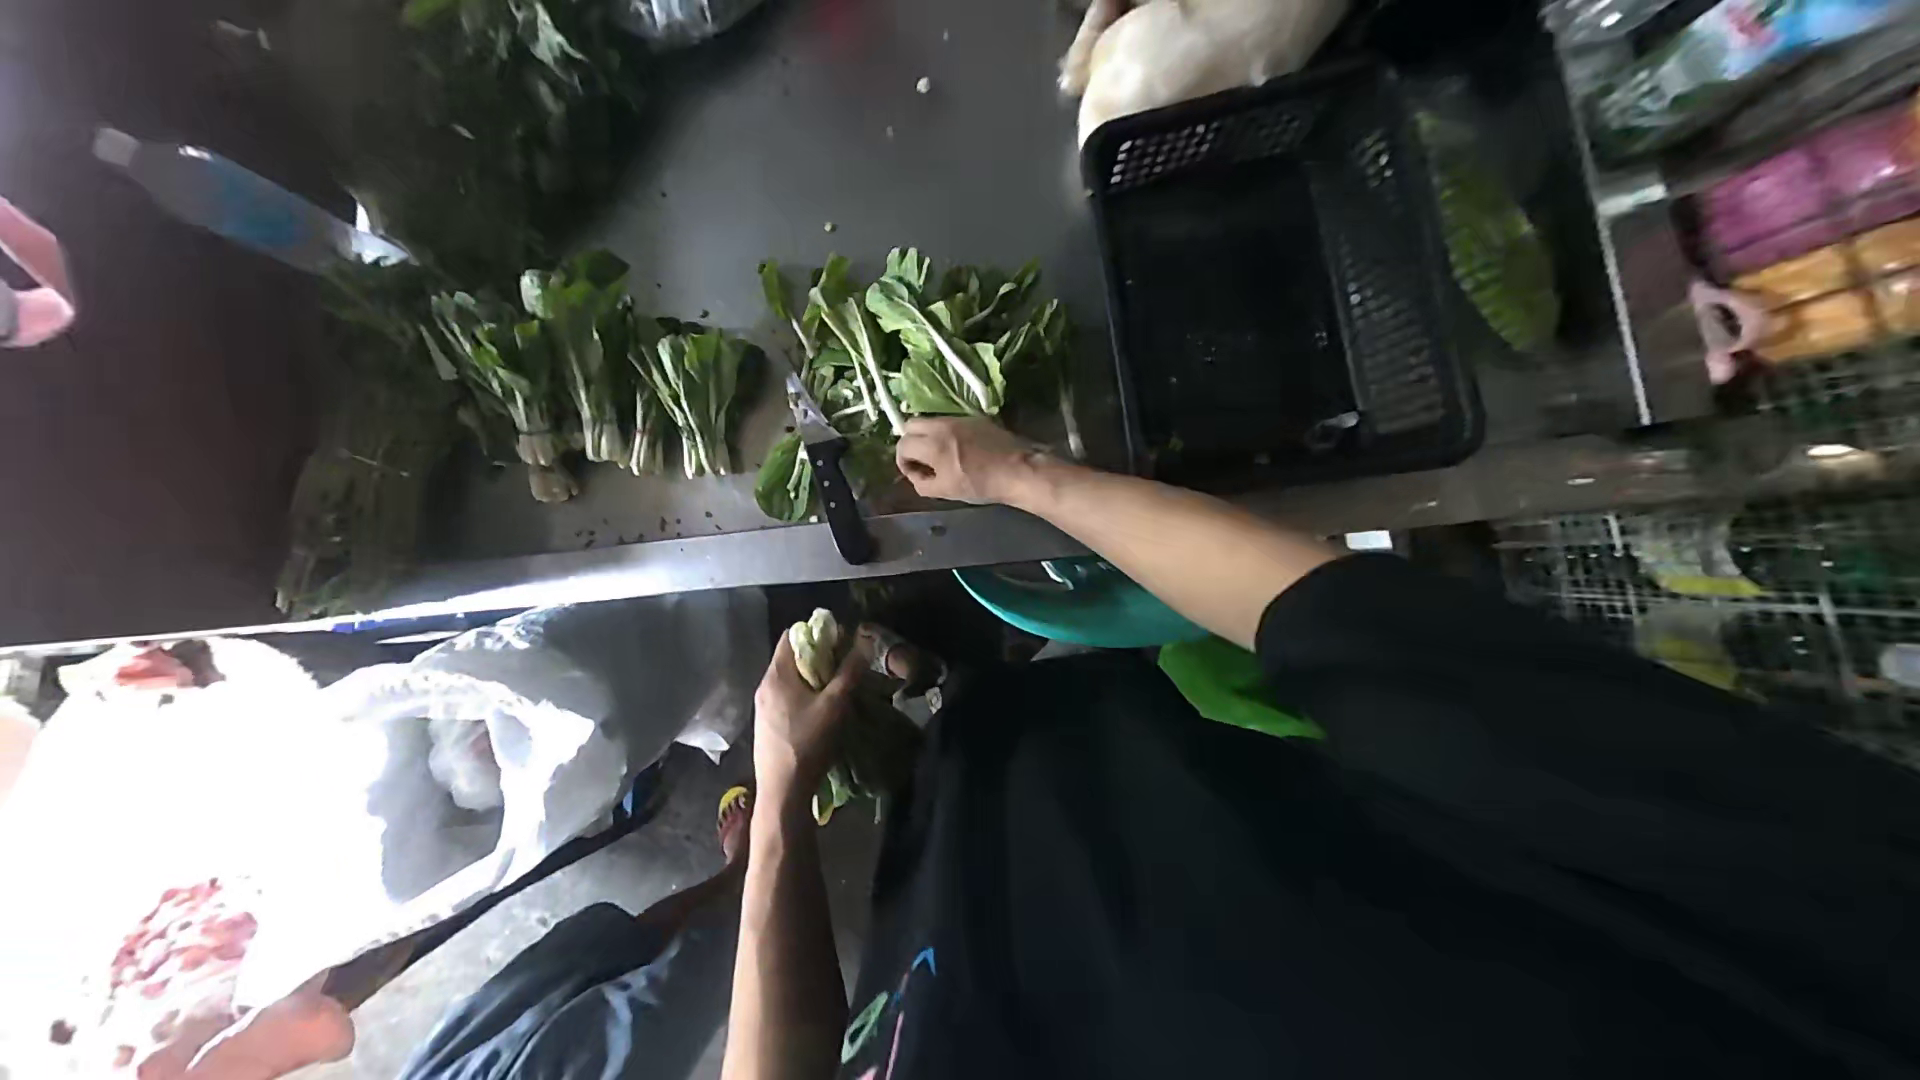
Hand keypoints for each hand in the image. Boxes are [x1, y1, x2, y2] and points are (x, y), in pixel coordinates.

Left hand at [753, 631, 865, 805]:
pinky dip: (804, 694)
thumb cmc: (808, 743)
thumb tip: (864, 640)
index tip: (840, 642)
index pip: (792, 635)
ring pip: (789, 678)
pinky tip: (820, 710)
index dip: (817, 632)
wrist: (783, 791)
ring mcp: (762, 706)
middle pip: (791, 657)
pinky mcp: (766, 723)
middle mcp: (764, 686)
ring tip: (836, 688)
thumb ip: (850, 670)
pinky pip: (786, 696)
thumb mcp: (835, 704)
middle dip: (818, 656)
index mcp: (776, 675)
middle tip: (844, 665)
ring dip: (812, 677)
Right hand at [895, 417, 1046, 505]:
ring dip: (927, 436)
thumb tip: (915, 476)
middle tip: (921, 460)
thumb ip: (922, 484)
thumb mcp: (946, 492)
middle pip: (911, 424)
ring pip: (930, 421)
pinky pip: (949, 421)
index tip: (914, 473)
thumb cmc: (981, 484)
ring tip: (939, 456)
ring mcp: (959, 418)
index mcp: (933, 444)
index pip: (902, 444)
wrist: (1017, 470)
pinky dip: (944, 433)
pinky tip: (958, 450)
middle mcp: (942, 425)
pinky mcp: (974, 418)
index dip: (903, 461)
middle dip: (910, 442)